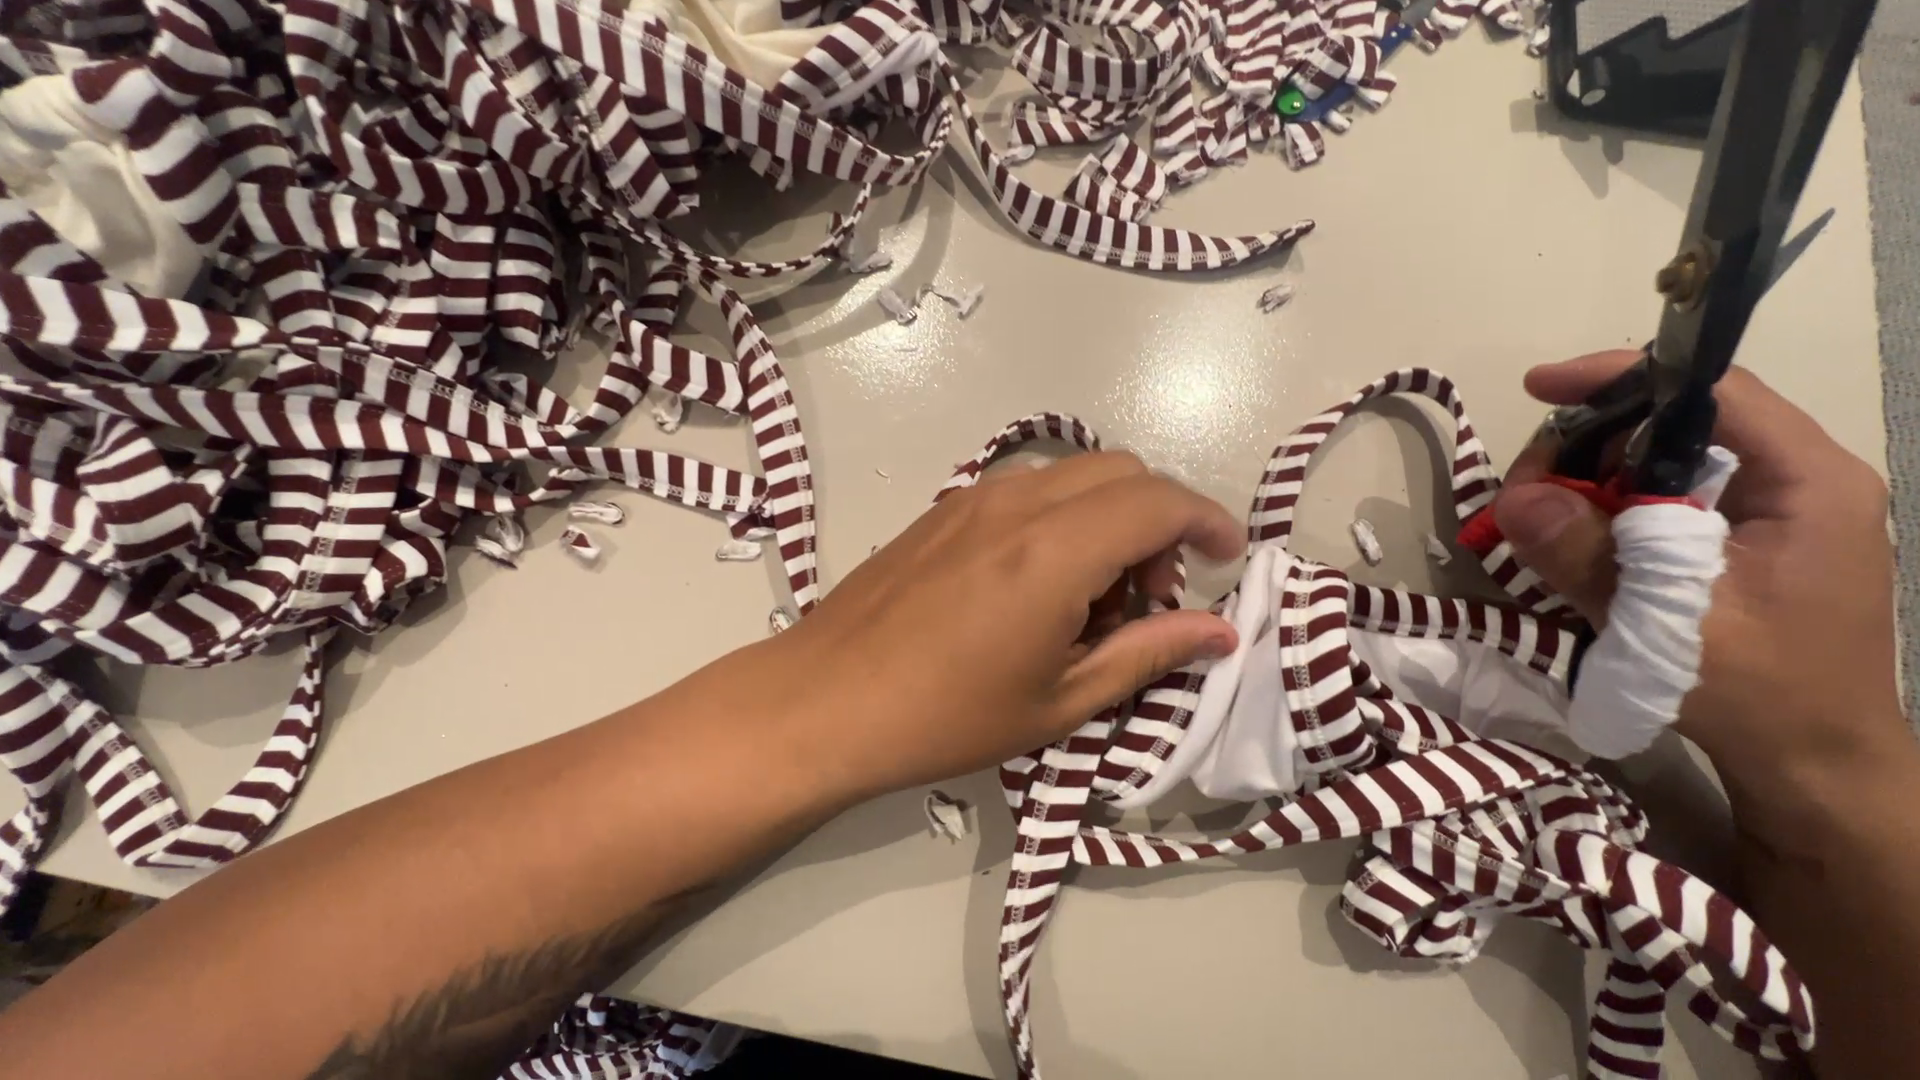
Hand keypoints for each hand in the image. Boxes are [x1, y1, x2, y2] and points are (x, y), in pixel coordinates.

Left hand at [759, 453, 1243, 799]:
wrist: (824, 700)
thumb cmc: (944, 717)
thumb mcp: (1059, 701)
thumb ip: (1146, 655)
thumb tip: (1218, 632)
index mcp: (1054, 550)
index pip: (1160, 501)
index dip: (1208, 522)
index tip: (1227, 560)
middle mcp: (1018, 502)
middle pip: (1123, 472)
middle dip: (1160, 523)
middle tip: (1151, 598)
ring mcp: (974, 498)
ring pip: (1075, 477)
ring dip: (1109, 519)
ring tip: (1092, 601)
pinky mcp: (944, 509)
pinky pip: (1028, 490)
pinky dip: (1063, 518)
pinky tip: (1038, 587)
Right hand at [1493, 351, 1906, 847]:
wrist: (1813, 766)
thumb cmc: (1761, 693)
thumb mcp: (1665, 622)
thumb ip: (1590, 555)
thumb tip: (1515, 497)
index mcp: (1805, 483)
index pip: (1711, 392)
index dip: (1621, 377)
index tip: (1540, 388)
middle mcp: (1789, 483)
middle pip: (1671, 424)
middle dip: (1585, 444)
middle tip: (1522, 489)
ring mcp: (1762, 515)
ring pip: (1655, 464)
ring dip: (1584, 482)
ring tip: (1533, 523)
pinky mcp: (1733, 545)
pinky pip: (1655, 504)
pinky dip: (1601, 513)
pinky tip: (1567, 543)